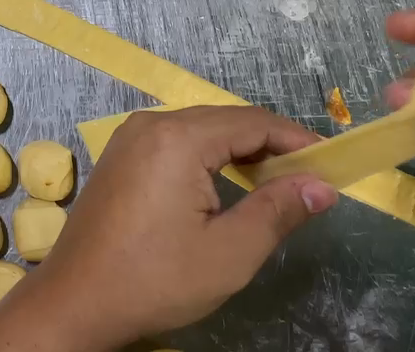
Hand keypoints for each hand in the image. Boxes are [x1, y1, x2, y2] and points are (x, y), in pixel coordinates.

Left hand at [0, 107, 335, 351]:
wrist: (80, 295)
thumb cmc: (157, 276)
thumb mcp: (230, 251)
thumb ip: (278, 211)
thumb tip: (321, 185)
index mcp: (176, 138)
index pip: (249, 122)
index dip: (294, 138)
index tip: (334, 162)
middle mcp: (150, 124)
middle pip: (222, 120)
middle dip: (269, 143)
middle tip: (312, 176)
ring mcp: (130, 137)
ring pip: (198, 128)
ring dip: (239, 148)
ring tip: (279, 182)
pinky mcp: (121, 154)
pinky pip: (175, 140)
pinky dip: (208, 154)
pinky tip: (228, 182)